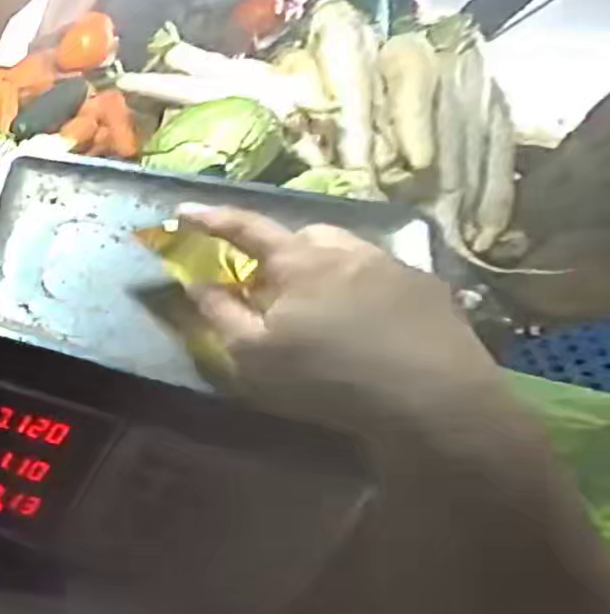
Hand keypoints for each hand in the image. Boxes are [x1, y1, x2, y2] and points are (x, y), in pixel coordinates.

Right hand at [177, 204, 507, 435]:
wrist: (430, 402)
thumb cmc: (322, 375)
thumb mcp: (250, 351)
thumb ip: (219, 312)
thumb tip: (197, 284)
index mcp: (303, 264)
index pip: (248, 228)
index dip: (212, 219)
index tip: (184, 211)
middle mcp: (351, 253)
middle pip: (304, 235)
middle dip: (275, 250)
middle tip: (257, 284)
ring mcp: (396, 268)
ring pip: (341, 251)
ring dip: (313, 268)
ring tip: (304, 305)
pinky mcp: (426, 290)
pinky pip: (373, 273)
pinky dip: (347, 286)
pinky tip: (346, 322)